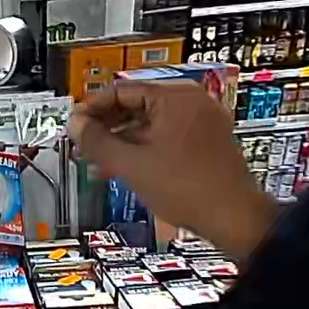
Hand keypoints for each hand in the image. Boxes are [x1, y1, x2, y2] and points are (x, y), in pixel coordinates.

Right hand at [69, 79, 278, 260]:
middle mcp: (192, 101)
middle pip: (137, 105)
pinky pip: (168, 136)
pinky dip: (145, 148)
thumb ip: (97, 142)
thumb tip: (75, 125)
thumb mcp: (131, 165)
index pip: (122, 90)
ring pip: (151, 123)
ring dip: (124, 141)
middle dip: (107, 126)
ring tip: (100, 161)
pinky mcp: (207, 141)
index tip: (76, 124)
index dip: (93, 108)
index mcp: (175, 97)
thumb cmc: (187, 188)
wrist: (233, 217)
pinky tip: (127, 168)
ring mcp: (203, 121)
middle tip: (84, 143)